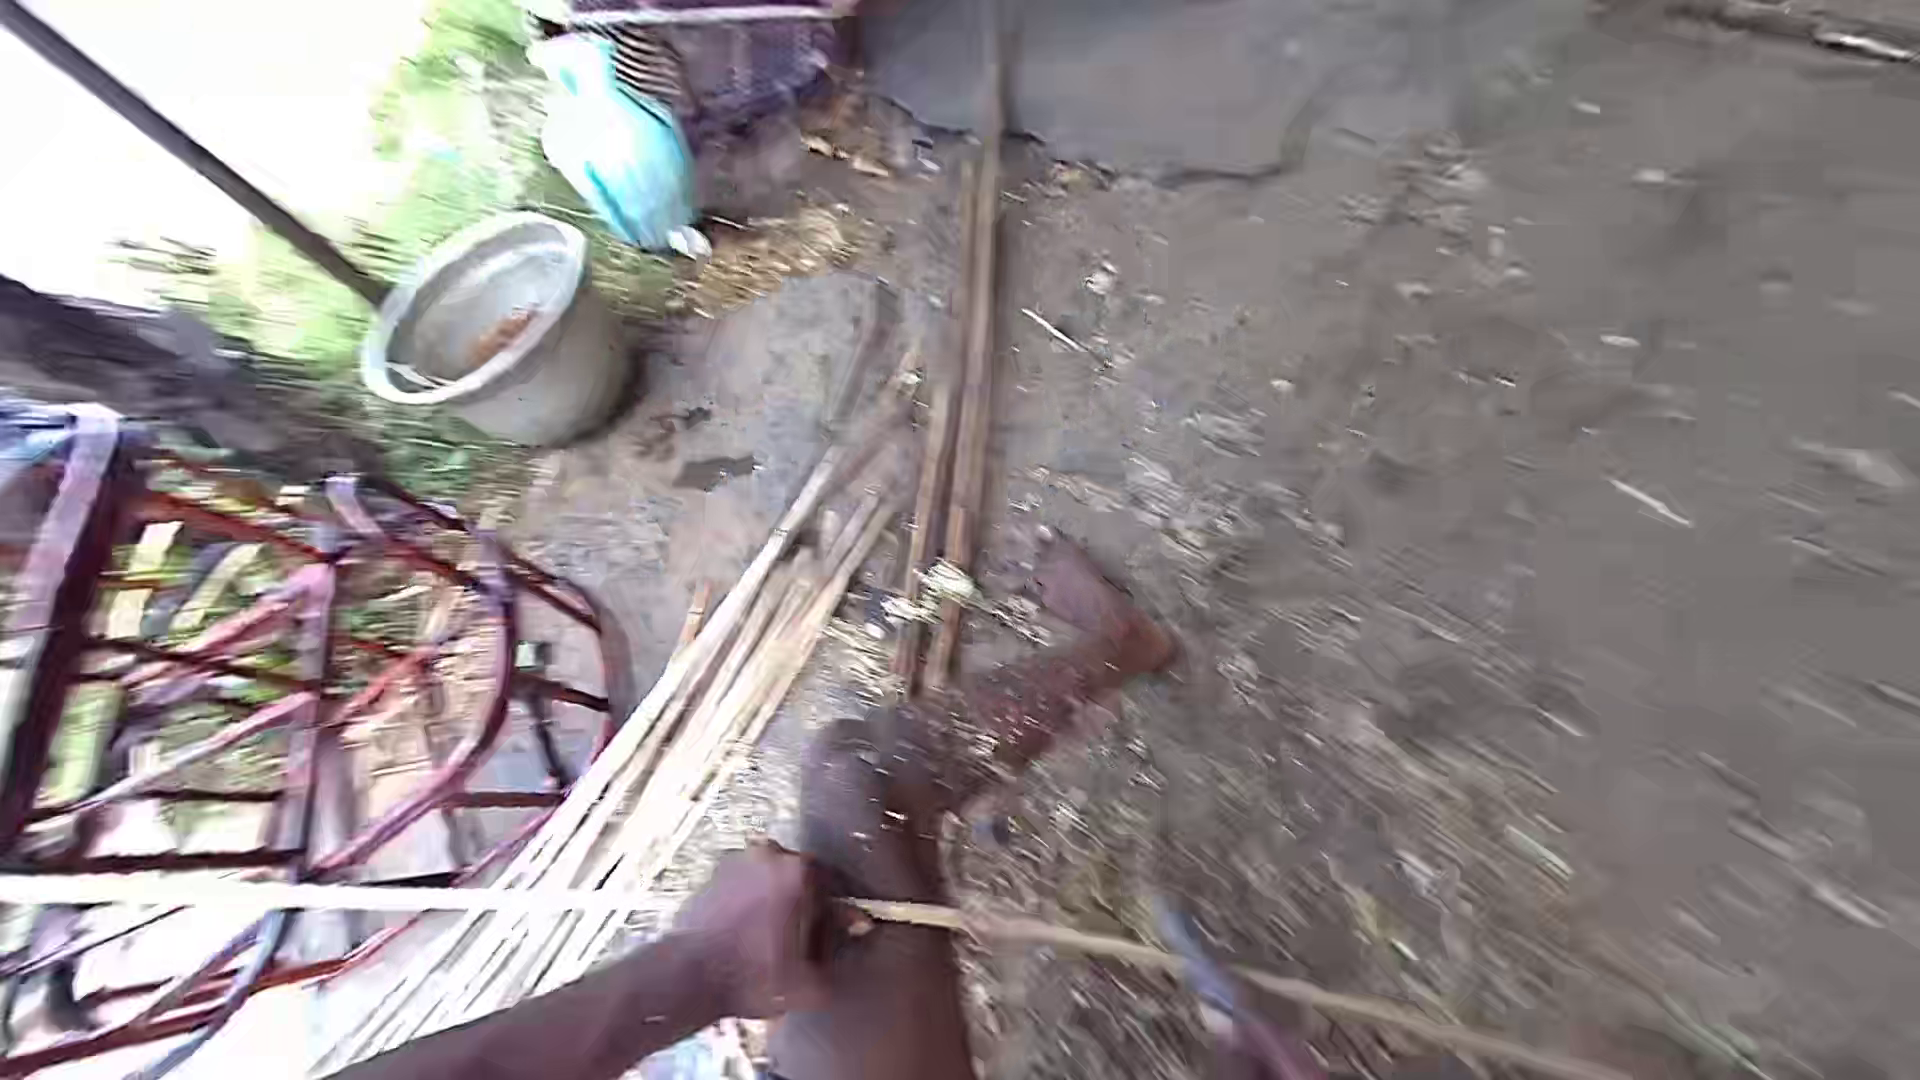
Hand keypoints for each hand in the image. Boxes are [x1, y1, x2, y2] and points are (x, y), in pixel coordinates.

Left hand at [674, 840, 830, 1017]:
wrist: (688, 975)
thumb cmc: (753, 974)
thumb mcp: (807, 977)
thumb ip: (839, 947)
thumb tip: (862, 926)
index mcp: (802, 869)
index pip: (832, 885)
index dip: (832, 912)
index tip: (827, 934)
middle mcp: (775, 852)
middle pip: (801, 876)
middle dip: (803, 902)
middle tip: (795, 937)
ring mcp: (742, 856)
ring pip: (772, 874)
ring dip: (775, 895)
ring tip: (767, 931)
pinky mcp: (716, 868)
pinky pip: (746, 878)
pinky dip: (750, 895)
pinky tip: (744, 925)